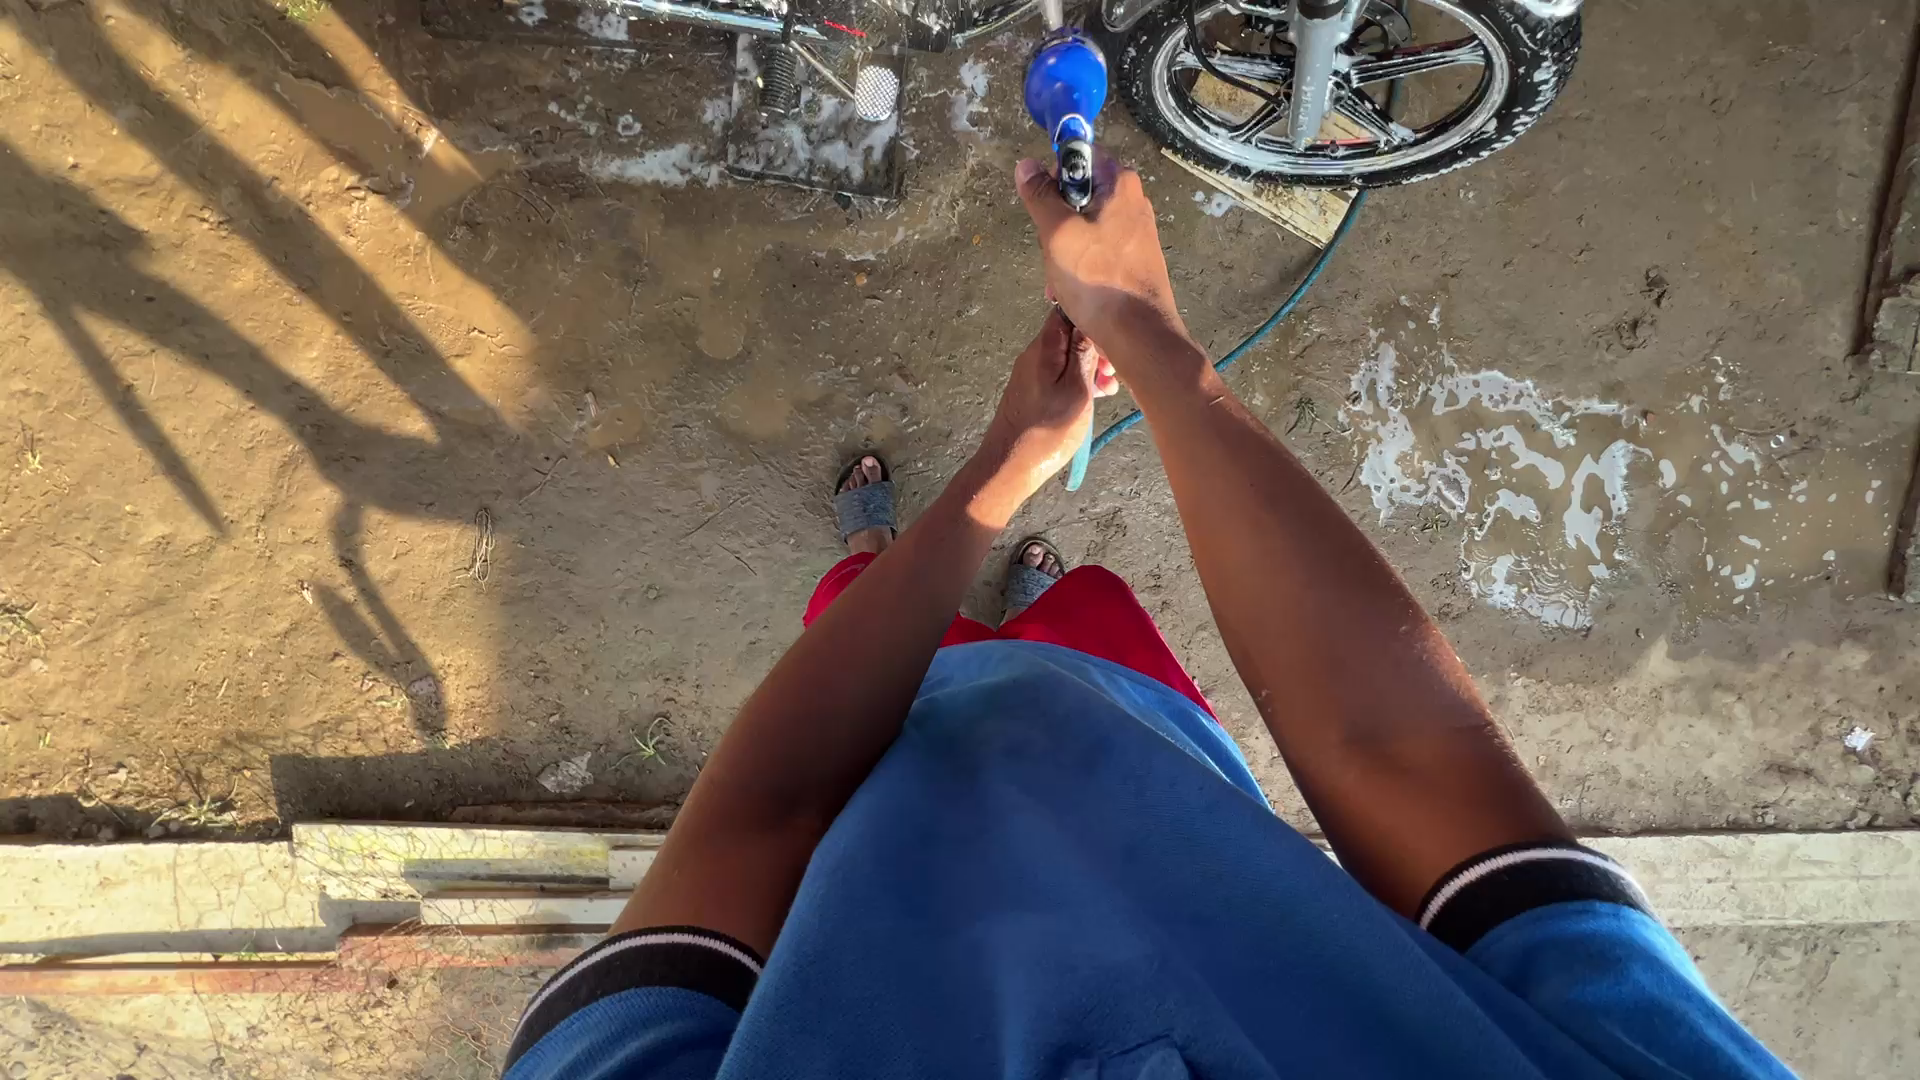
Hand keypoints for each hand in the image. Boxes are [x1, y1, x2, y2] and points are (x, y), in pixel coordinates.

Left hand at [973, 308, 1118, 509]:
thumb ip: (1084, 354)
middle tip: (1114, 373)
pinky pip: (1060, 377)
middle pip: (1070, 335)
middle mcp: (1034, 355)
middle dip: (1097, 348)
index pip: (1068, 311)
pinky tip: (1093, 399)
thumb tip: (1090, 321)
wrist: (1010, 467)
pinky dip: (1078, 383)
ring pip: (1067, 359)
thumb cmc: (1047, 431)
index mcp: (1043, 347)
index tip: (1115, 339)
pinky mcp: (1032, 393)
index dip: (1094, 317)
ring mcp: (1031, 375)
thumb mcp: (1076, 391)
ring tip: (1109, 391)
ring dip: (1091, 369)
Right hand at [1015, 155, 1184, 355]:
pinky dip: (1082, 270)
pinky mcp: (1136, 263)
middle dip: (1057, 226)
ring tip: (1060, 283)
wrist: (1138, 333)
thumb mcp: (1058, 233)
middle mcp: (1134, 202)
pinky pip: (1099, 255)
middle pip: (1081, 198)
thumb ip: (1040, 197)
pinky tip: (1074, 294)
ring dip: (1065, 254)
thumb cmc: (1097, 279)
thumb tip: (1025, 165)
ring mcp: (1137, 235)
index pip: (1079, 159)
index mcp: (1120, 183)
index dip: (1054, 179)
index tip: (1045, 211)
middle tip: (1052, 254)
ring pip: (1086, 230)